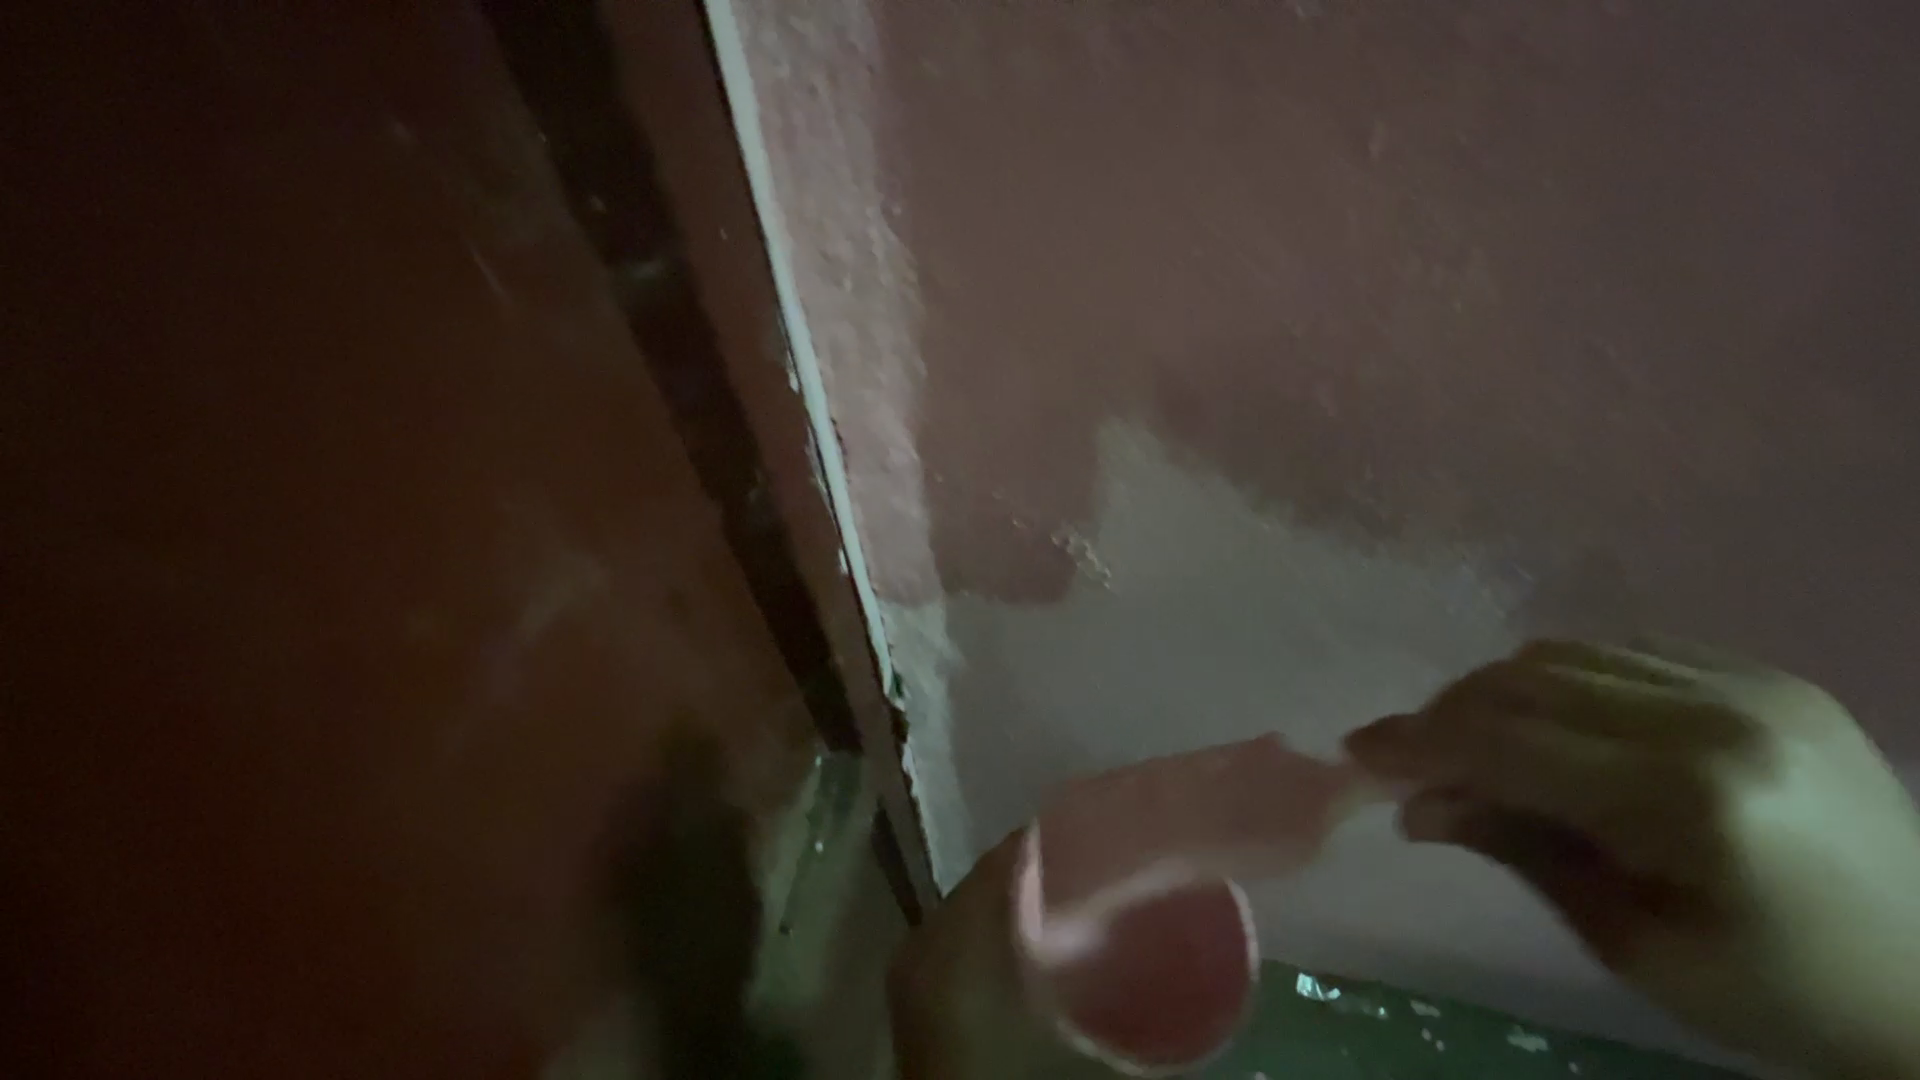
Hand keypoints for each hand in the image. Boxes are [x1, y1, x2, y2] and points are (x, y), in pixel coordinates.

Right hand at [1345, 638, 1919, 1078]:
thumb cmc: (1782, 994)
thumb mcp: (1633, 942)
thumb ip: (1517, 849)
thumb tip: (1414, 804)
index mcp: (1690, 800)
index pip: (1509, 741)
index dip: (1420, 741)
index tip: (1358, 749)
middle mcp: (1719, 716)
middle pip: (1524, 681)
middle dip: (1446, 715)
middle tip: (1407, 753)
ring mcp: (1750, 684)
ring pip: (1561, 653)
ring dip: (1494, 691)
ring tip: (1472, 738)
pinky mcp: (1766, 675)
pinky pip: (1618, 650)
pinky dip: (1557, 678)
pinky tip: (1548, 721)